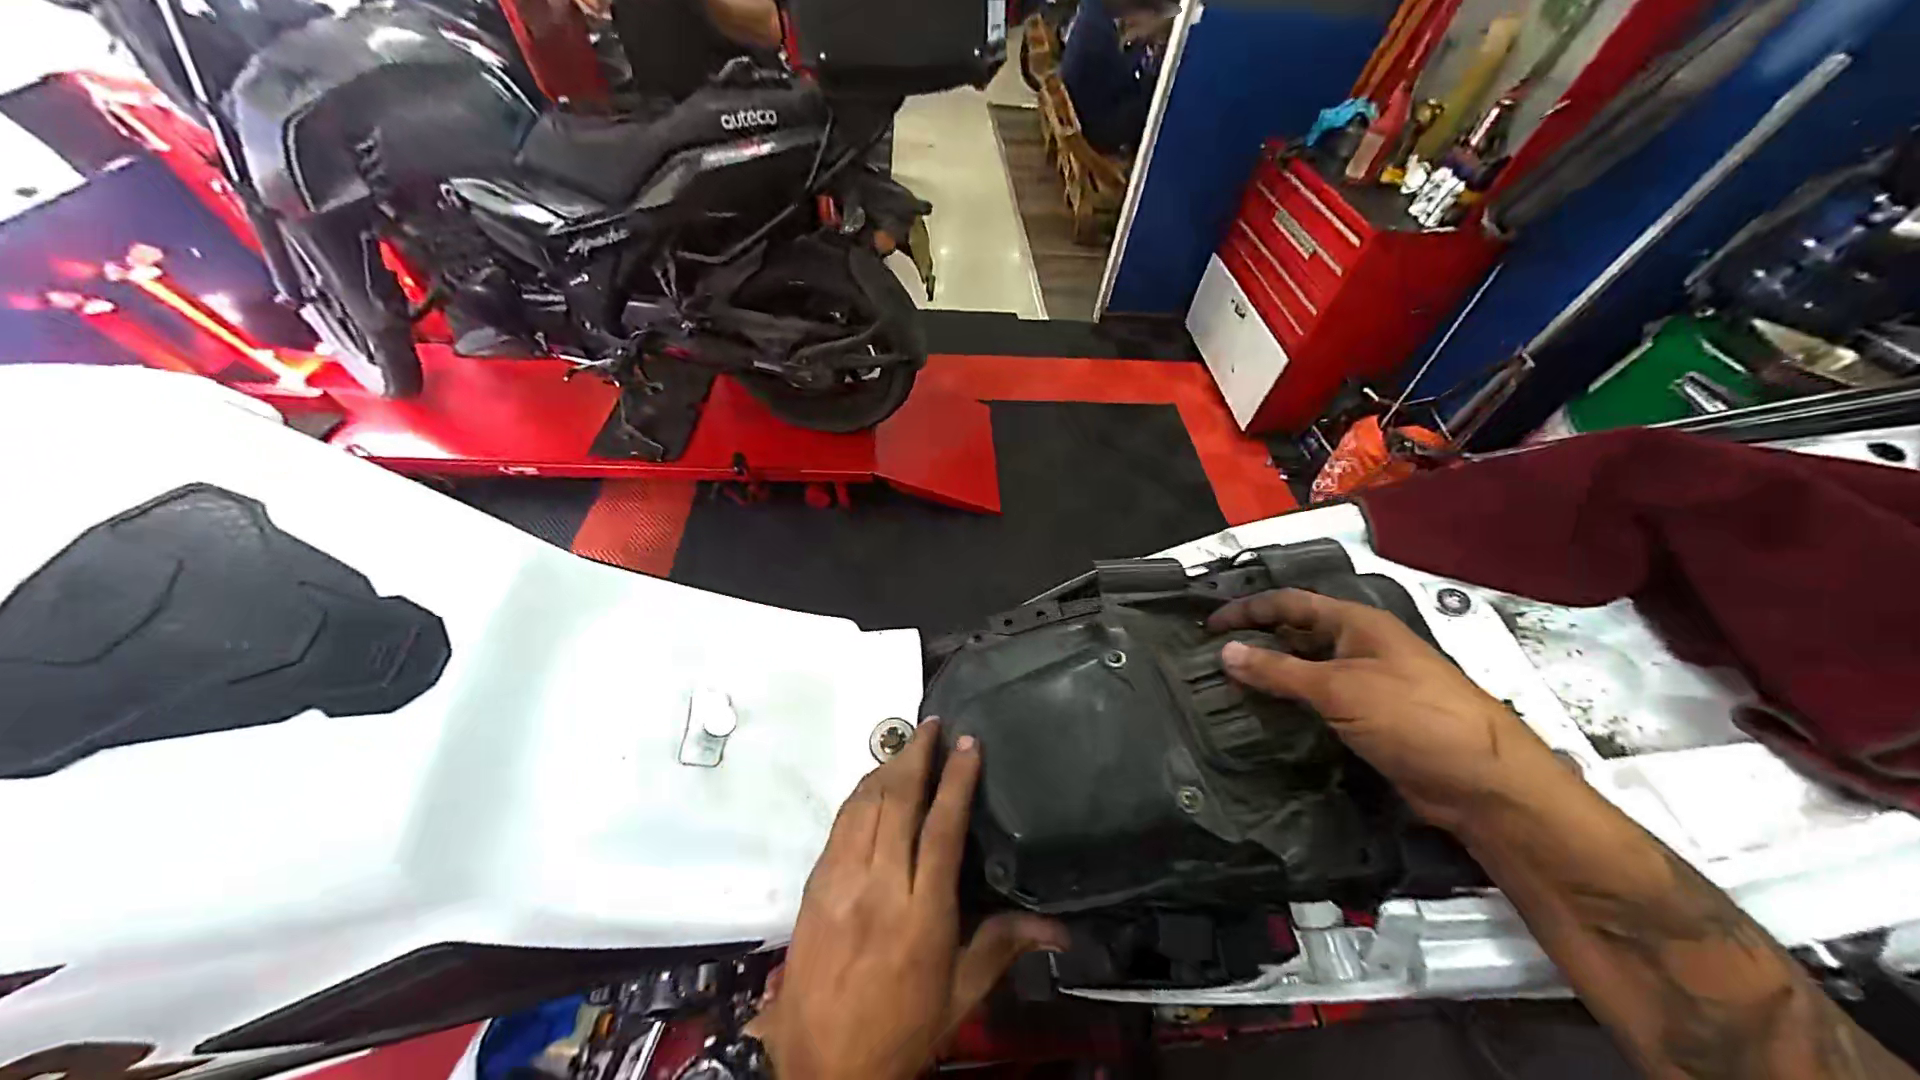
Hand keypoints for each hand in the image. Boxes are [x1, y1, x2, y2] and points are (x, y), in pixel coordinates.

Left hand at [748, 719, 1067, 1079]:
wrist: (818, 1065)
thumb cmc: (900, 1029)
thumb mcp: (959, 995)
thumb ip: (1003, 946)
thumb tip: (1061, 930)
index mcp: (921, 914)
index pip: (940, 828)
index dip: (956, 780)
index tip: (967, 744)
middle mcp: (879, 887)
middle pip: (897, 802)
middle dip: (916, 755)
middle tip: (933, 726)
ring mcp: (840, 882)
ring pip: (864, 805)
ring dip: (886, 767)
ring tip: (908, 744)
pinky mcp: (815, 885)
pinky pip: (839, 824)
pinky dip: (859, 794)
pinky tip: (874, 782)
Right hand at [1208, 589, 1558, 830]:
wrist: (1483, 783)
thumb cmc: (1415, 717)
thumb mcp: (1339, 687)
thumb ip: (1278, 670)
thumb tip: (1226, 652)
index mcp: (1357, 623)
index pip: (1289, 603)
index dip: (1247, 610)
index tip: (1210, 626)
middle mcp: (1358, 647)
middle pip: (1295, 634)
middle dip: (1255, 642)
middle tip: (1212, 658)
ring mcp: (1363, 683)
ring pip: (1303, 669)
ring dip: (1268, 675)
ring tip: (1227, 687)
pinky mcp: (1366, 717)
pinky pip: (1315, 700)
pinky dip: (1287, 702)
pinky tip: (1262, 714)